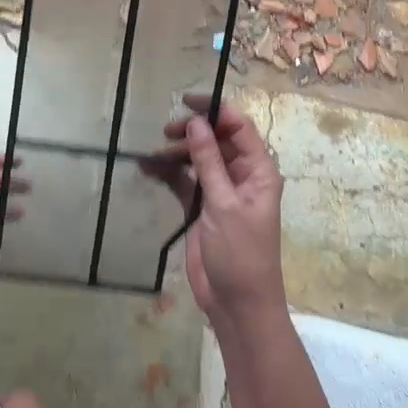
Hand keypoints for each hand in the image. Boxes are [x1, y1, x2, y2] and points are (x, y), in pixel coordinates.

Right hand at [147, 95, 286, 329]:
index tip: (186, 102)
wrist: (237, 305)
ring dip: (177, 152)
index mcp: (258, 171)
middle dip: (192, 131)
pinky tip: (149, 168)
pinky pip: (185, 180)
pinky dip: (169, 172)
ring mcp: (221, 191)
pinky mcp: (203, 208)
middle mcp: (241, 175)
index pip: (239, 127)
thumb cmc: (240, 253)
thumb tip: (196, 123)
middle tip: (165, 132)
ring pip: (199, 158)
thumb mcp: (223, 205)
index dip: (215, 110)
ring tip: (152, 153)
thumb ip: (208, 162)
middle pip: (216, 139)